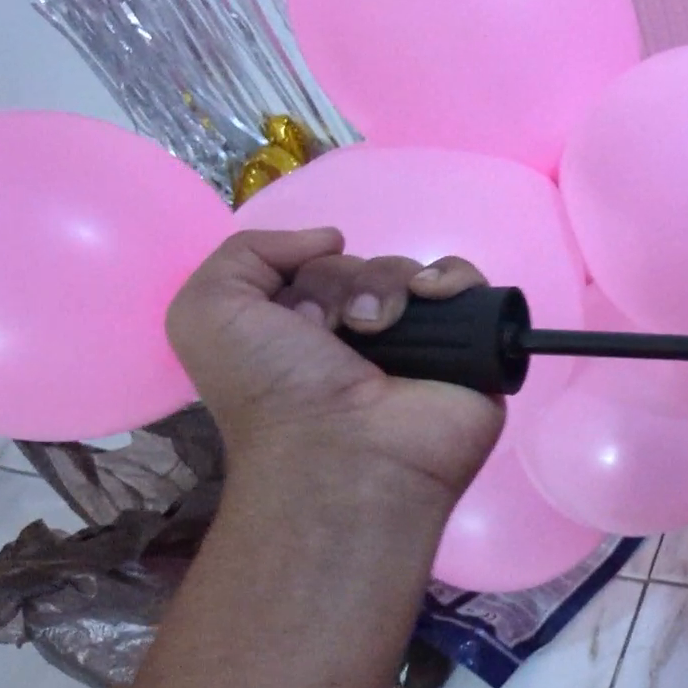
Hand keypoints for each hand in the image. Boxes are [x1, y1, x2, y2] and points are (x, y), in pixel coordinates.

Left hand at [166, 229, 503, 501]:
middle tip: (346, 330)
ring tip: (384, 326)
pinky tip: (434, 297)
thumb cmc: (272, 388)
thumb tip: (333, 237)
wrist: (347, 450)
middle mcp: (373, 336)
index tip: (301, 317)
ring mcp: (429, 344)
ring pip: (422, 274)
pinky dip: (455, 279)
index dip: (309, 275)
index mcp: (313, 329)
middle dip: (352, 283)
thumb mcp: (209, 311)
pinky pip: (475, 290)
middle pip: (373, 268)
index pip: (326, 268)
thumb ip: (246, 253)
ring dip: (395, 284)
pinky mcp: (478, 351)